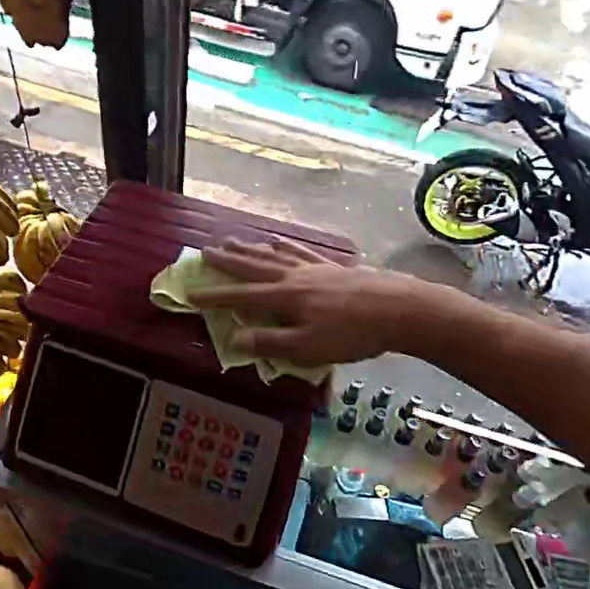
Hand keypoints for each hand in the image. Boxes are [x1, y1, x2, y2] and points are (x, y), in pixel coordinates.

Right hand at [190, 238, 440, 364]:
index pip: (241, 296)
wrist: (399, 309)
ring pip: (275, 254)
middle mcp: (295, 276)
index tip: (190, 293)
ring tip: (235, 241)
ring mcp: (315, 268)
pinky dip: (285, 246)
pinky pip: (302, 251)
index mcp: (284, 297)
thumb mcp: (307, 347)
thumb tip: (234, 339)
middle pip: (254, 265)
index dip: (214, 296)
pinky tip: (281, 242)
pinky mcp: (334, 267)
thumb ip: (269, 343)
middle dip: (228, 261)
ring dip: (252, 248)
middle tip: (205, 252)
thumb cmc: (352, 334)